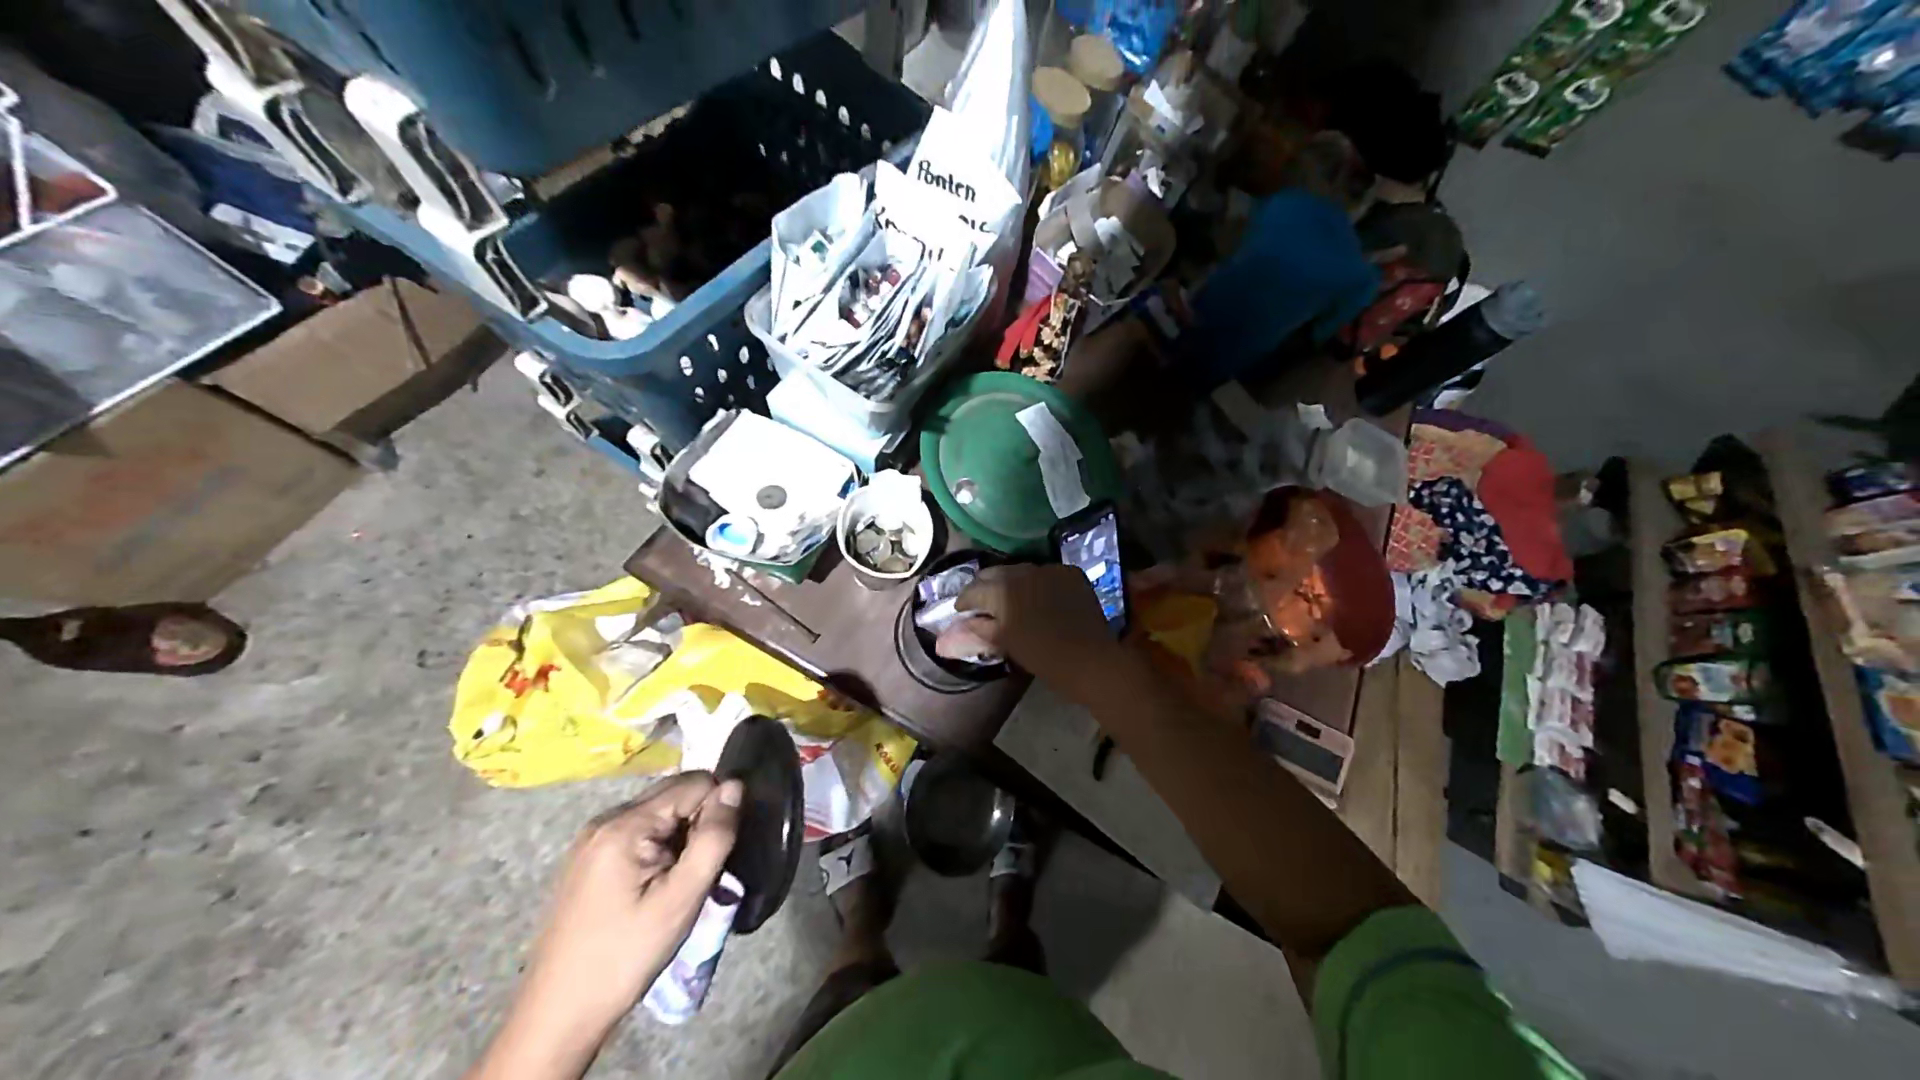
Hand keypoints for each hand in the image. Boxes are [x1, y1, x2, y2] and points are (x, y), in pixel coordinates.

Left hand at [468, 773, 741, 1079]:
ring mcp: (591, 838)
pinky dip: (660, 846)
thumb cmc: (626, 954)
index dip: (718, 809)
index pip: (694, 783)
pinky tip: (655, 885)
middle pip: (674, 793)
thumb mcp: (681, 899)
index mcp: (625, 824)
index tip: (719, 851)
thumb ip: (713, 838)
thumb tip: (736, 786)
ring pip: (658, 813)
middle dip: (699, 820)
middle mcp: (605, 818)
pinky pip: (638, 831)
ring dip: (681, 835)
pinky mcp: (587, 857)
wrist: (559, 1013)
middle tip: (700, 869)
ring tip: (679, 881)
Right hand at [938, 563, 1118, 693]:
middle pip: (994, 574)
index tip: (962, 611)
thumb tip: (949, 632)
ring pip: (1020, 571)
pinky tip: (1040, 598)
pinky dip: (1038, 583)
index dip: (964, 601)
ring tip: (1011, 600)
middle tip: (984, 605)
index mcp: (1000, 590)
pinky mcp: (1070, 573)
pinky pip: (1045, 573)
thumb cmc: (1042, 656)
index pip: (973, 590)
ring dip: (1011, 583)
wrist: (1090, 659)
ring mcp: (1048, 569)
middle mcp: (1022, 572)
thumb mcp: (1005, 643)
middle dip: (985, 587)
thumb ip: (977, 630)